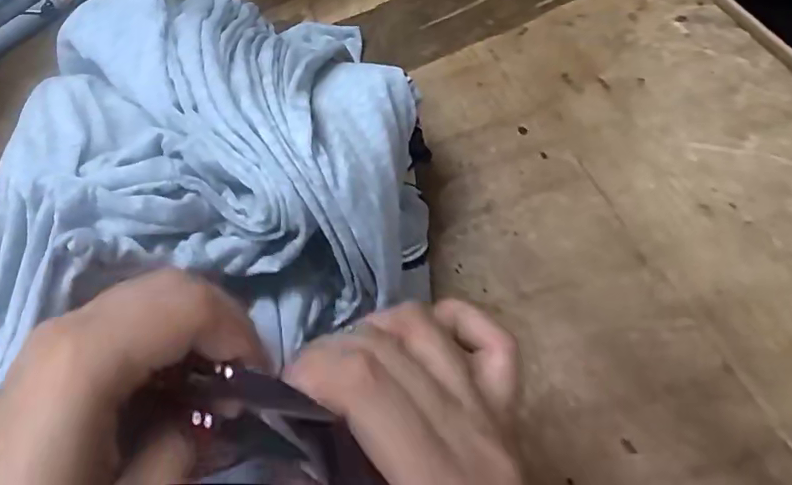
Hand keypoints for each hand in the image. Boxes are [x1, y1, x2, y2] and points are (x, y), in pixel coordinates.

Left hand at [0, 267, 265, 484]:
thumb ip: (181, 448)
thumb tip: (219, 413)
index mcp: (87, 351)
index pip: (183, 298)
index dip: (236, 330)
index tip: (264, 387)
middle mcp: (67, 322)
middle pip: (163, 287)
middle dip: (216, 325)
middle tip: (246, 388)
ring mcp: (50, 335)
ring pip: (139, 300)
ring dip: (186, 332)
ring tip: (213, 395)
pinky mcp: (44, 358)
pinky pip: (114, 326)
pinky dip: (154, 344)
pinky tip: (167, 394)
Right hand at [284, 299, 521, 484]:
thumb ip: (319, 481)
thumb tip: (279, 435)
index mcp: (436, 478)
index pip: (362, 379)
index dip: (309, 370)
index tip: (283, 395)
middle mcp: (473, 437)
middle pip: (381, 347)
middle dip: (326, 353)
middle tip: (306, 389)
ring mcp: (497, 420)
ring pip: (421, 325)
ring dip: (372, 331)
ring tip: (349, 365)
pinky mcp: (512, 416)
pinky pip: (492, 340)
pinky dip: (451, 322)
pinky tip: (416, 340)